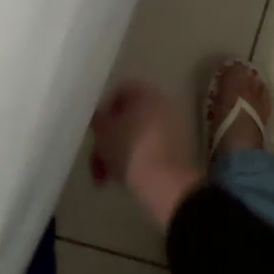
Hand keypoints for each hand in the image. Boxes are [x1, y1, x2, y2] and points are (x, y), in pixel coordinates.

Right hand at [89, 79, 203, 228]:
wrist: (165, 181)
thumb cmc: (129, 150)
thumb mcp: (103, 133)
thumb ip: (97, 120)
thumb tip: (98, 116)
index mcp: (145, 92)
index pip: (118, 92)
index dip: (103, 112)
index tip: (95, 132)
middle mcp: (162, 103)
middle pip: (127, 118)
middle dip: (108, 140)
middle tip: (96, 160)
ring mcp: (173, 126)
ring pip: (137, 136)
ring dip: (118, 154)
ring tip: (106, 177)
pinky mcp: (178, 148)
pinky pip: (151, 148)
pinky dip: (136, 159)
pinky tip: (124, 178)